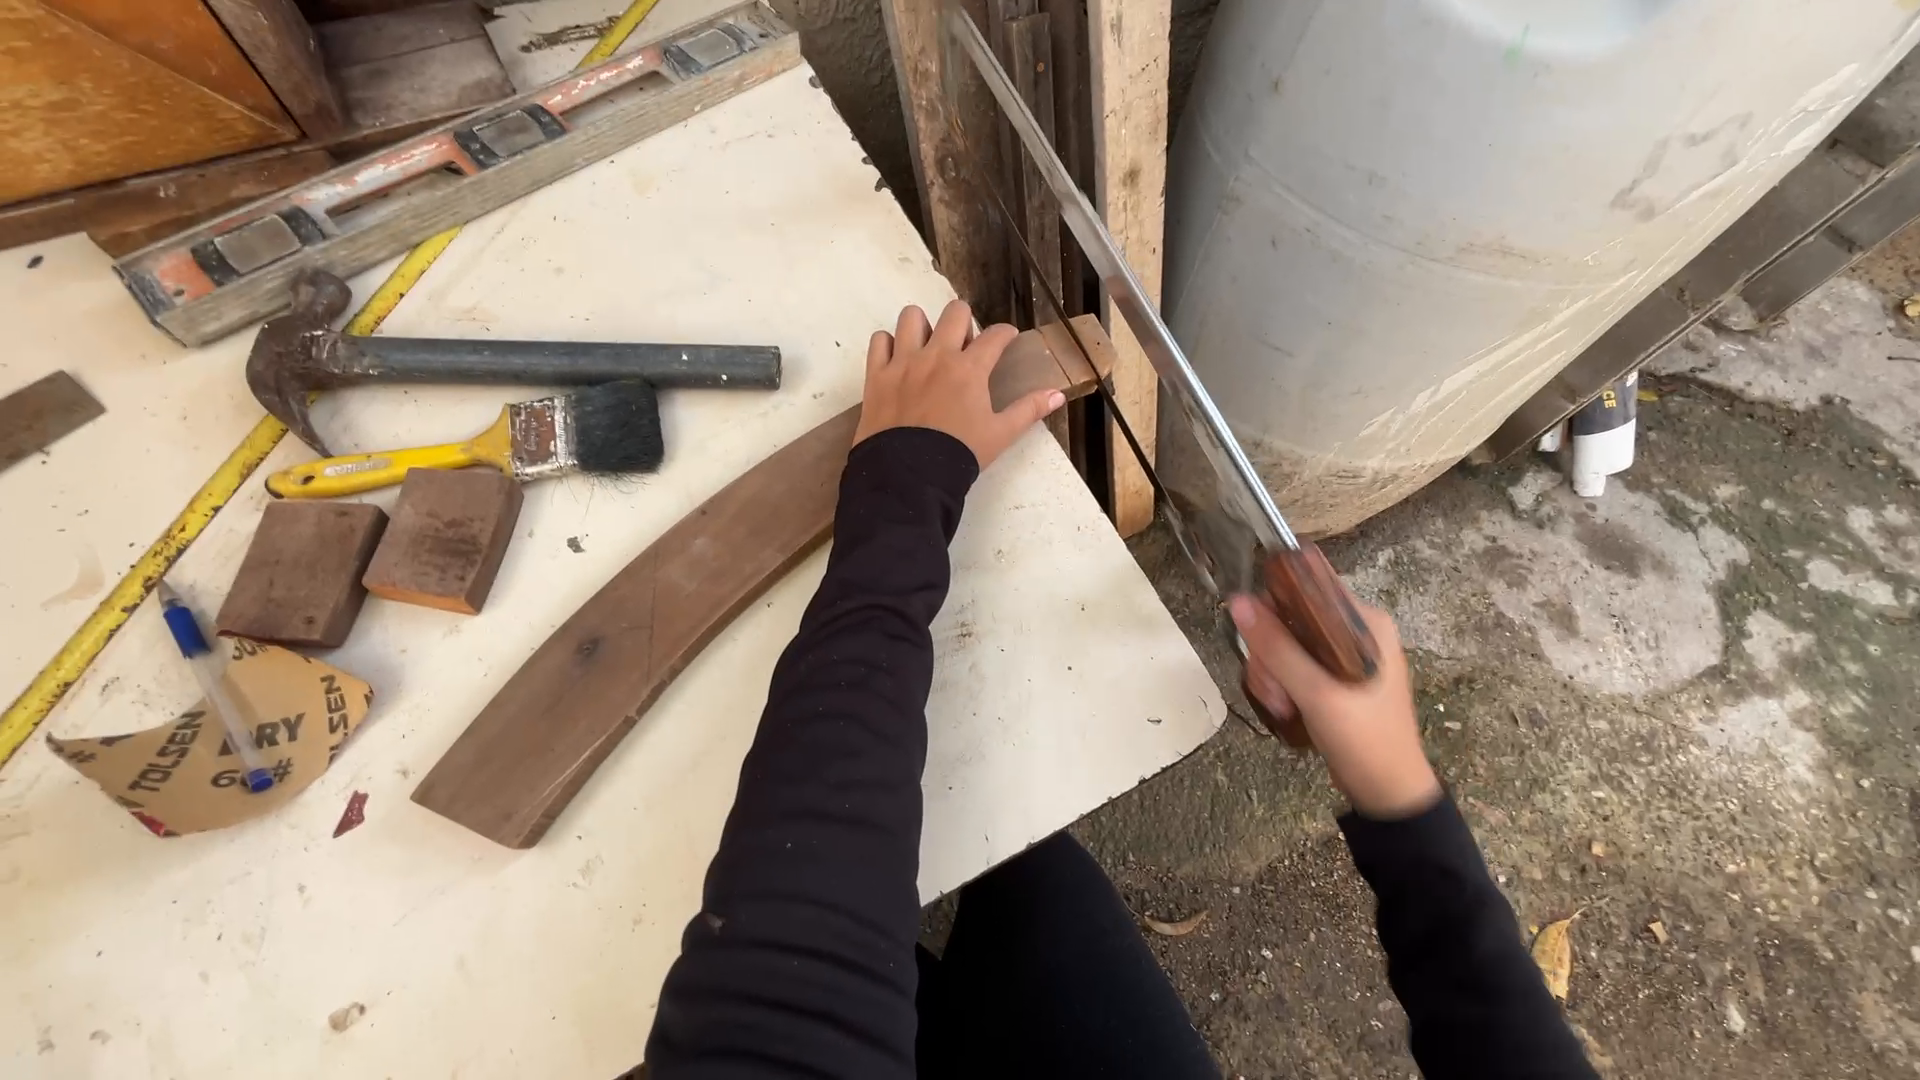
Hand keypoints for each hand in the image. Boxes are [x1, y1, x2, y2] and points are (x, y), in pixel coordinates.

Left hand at [854, 300, 1065, 469]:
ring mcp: (903, 362)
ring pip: (912, 317)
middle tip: (964, 343)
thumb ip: (1029, 410)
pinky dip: (888, 344)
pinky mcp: (876, 375)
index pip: (995, 336)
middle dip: (964, 321)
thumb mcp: (1000, 434)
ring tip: (927, 345)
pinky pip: (879, 341)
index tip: (1006, 338)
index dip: (1005, 333)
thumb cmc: (959, 454)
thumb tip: (1058, 394)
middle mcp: (937, 356)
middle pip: (954, 312)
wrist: (909, 475)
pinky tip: (897, 358)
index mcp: (970, 369)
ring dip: (923, 326)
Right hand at [1229, 592, 1439, 819]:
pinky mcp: (1331, 677)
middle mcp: (1355, 631)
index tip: (1259, 636)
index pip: (1309, 586)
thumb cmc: (1362, 736)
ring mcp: (1342, 655)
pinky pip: (1291, 664)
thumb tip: (1238, 602)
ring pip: (1284, 643)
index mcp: (1364, 622)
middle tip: (1274, 686)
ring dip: (1271, 673)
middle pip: (1289, 618)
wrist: (1387, 790)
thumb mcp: (1316, 691)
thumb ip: (1277, 646)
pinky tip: (1283, 706)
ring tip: (1280, 703)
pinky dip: (1279, 683)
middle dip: (1270, 652)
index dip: (1276, 603)